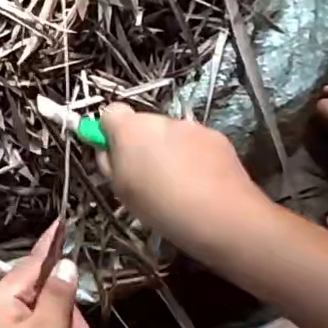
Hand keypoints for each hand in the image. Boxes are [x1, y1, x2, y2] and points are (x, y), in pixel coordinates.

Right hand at [94, 103, 273, 260]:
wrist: (219, 215)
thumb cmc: (159, 206)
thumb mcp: (119, 189)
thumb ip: (109, 162)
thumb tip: (107, 150)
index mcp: (129, 129)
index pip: (110, 112)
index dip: (109, 130)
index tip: (112, 151)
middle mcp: (160, 120)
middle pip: (142, 124)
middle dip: (141, 143)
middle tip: (143, 174)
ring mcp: (191, 126)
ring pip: (170, 134)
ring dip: (168, 150)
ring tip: (174, 184)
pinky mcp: (216, 137)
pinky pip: (195, 143)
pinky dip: (193, 157)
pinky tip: (198, 183)